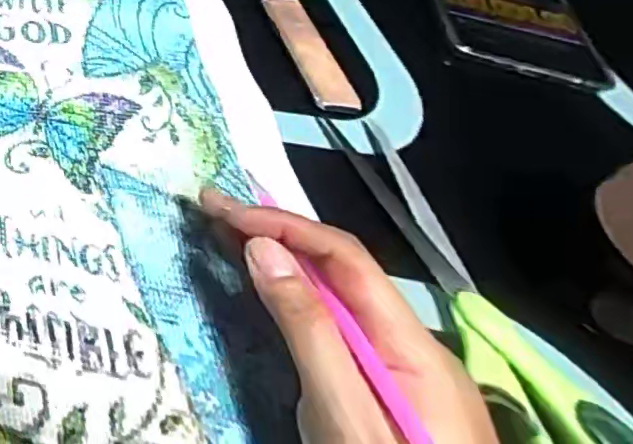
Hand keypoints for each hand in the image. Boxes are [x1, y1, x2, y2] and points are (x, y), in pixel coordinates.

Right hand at [201, 190, 493, 443]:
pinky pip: (340, 327)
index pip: (344, 256)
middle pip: (342, 269)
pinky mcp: (391, 396)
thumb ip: (307, 330)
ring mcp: (408, 374)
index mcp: (416, 348)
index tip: (224, 213)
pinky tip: (273, 292)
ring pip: (339, 296)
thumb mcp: (344, 420)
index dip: (282, 224)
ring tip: (232, 237)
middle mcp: (417, 348)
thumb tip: (261, 246)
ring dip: (285, 259)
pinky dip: (298, 298)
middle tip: (216, 212)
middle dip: (278, 232)